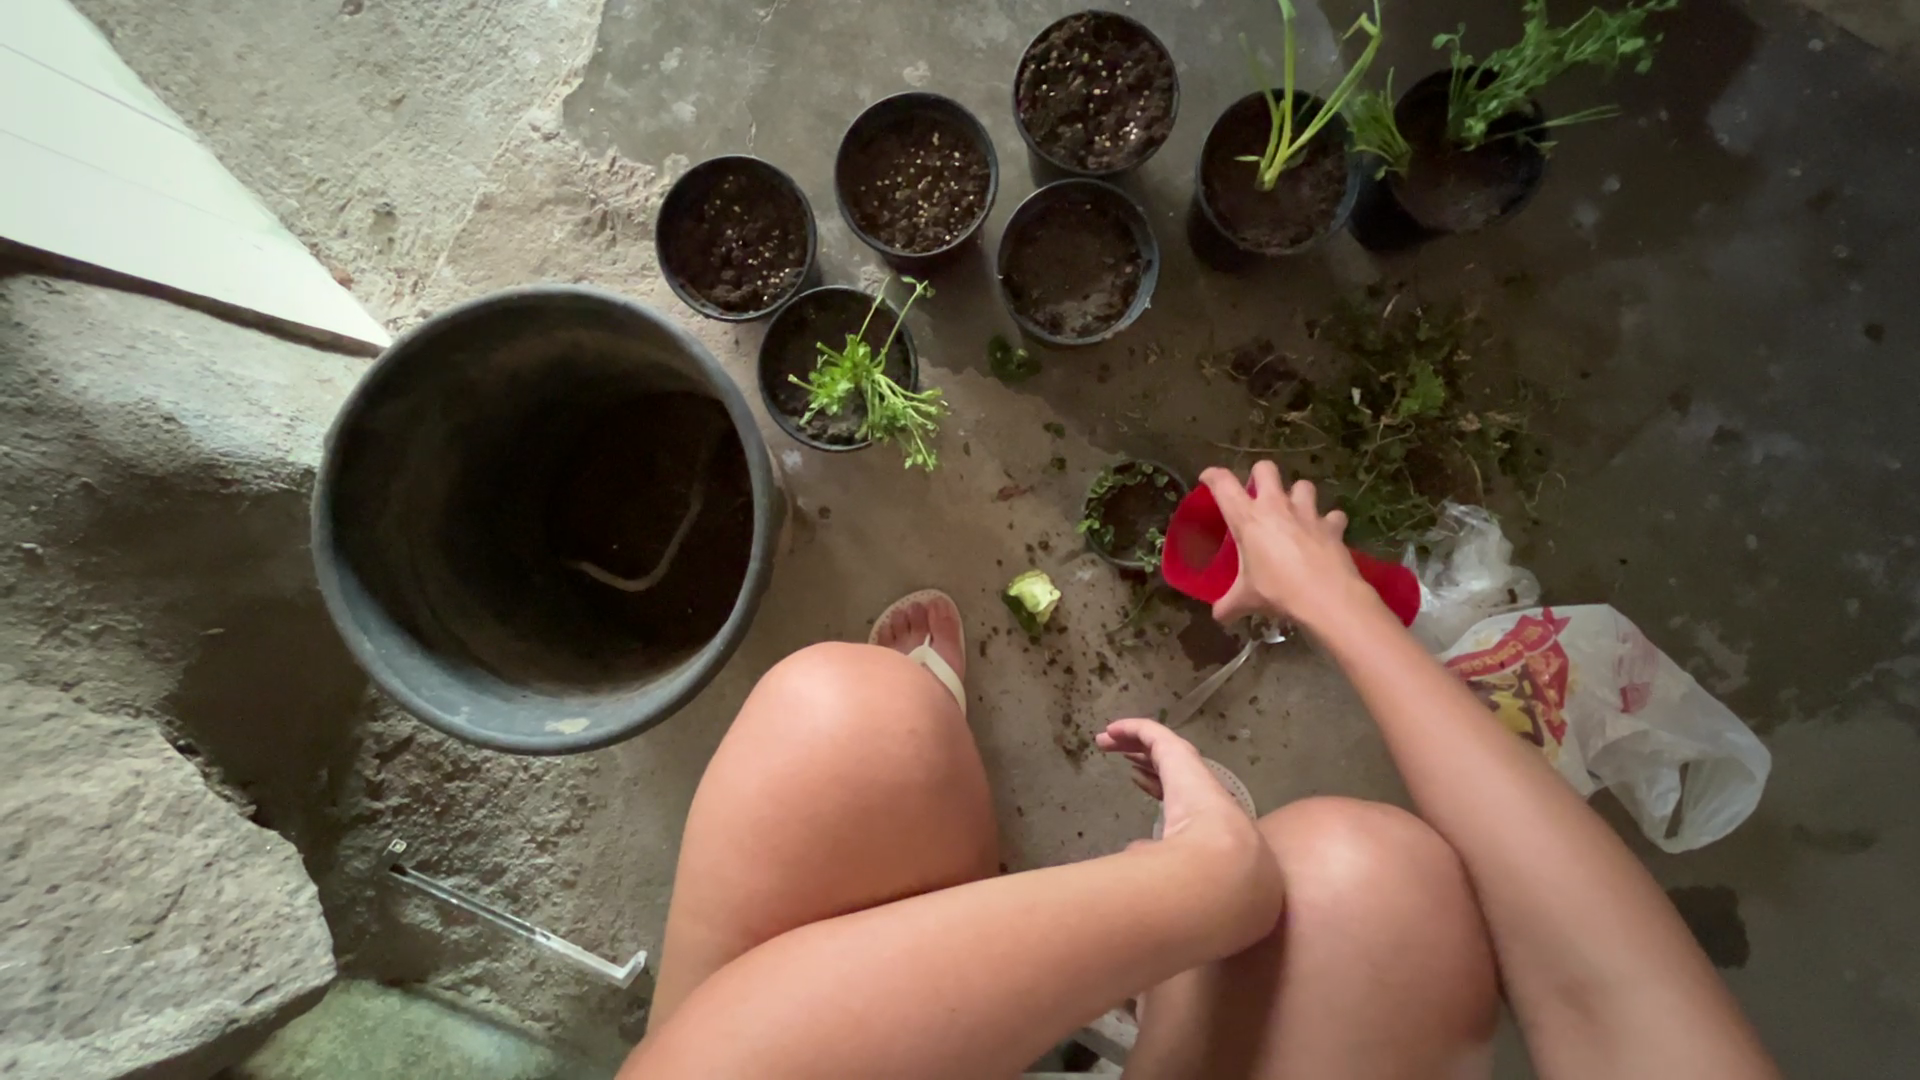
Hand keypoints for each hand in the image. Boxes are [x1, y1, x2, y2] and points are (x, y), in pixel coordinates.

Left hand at [1097, 718, 1282, 949]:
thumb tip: (1137, 855)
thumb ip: (1157, 864)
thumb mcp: (1174, 878)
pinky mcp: (1180, 756)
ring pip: (1162, 748)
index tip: (1135, 779)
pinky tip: (1111, 730)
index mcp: (1206, 823)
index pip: (1179, 796)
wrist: (1226, 873)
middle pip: (1171, 768)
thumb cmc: (1202, 884)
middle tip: (1122, 754)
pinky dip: (1132, 728)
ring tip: (1107, 738)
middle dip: (1146, 759)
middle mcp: (1203, 794)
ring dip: (1135, 742)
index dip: (1156, 785)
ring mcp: (1193, 774)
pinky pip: (1153, 733)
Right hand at [1200, 461, 1373, 629]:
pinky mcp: (1331, 525)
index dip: (1212, 476)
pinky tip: (1324, 533)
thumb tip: (1218, 616)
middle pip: (1266, 469)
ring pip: (1303, 485)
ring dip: (1297, 495)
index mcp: (1247, 518)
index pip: (1222, 484)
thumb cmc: (1277, 591)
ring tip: (1294, 511)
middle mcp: (1275, 506)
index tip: (1207, 479)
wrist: (1326, 596)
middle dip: (1261, 475)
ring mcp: (1307, 513)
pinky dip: (1329, 522)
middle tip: (1258, 493)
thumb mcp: (1246, 599)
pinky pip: (1332, 515)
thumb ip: (1228, 604)